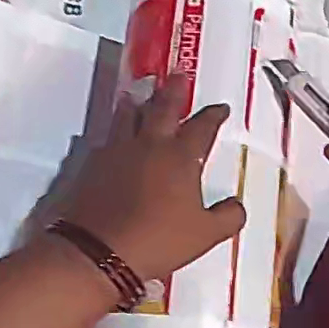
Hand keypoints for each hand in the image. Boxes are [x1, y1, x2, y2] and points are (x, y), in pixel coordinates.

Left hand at [65, 76, 246, 280]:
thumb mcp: (205, 234)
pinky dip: (115, 132)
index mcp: (181, 157)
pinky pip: (106, 138)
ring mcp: (117, 151)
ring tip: (139, 93)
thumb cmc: (159, 240)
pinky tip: (114, 137)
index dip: (213, 116)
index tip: (220, 108)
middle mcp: (149, 145)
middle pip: (163, 108)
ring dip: (138, 102)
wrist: (99, 251)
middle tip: (178, 76)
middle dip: (174, 91)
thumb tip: (237, 206)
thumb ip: (228, 217)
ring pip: (128, 115)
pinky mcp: (92, 164)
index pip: (202, 127)